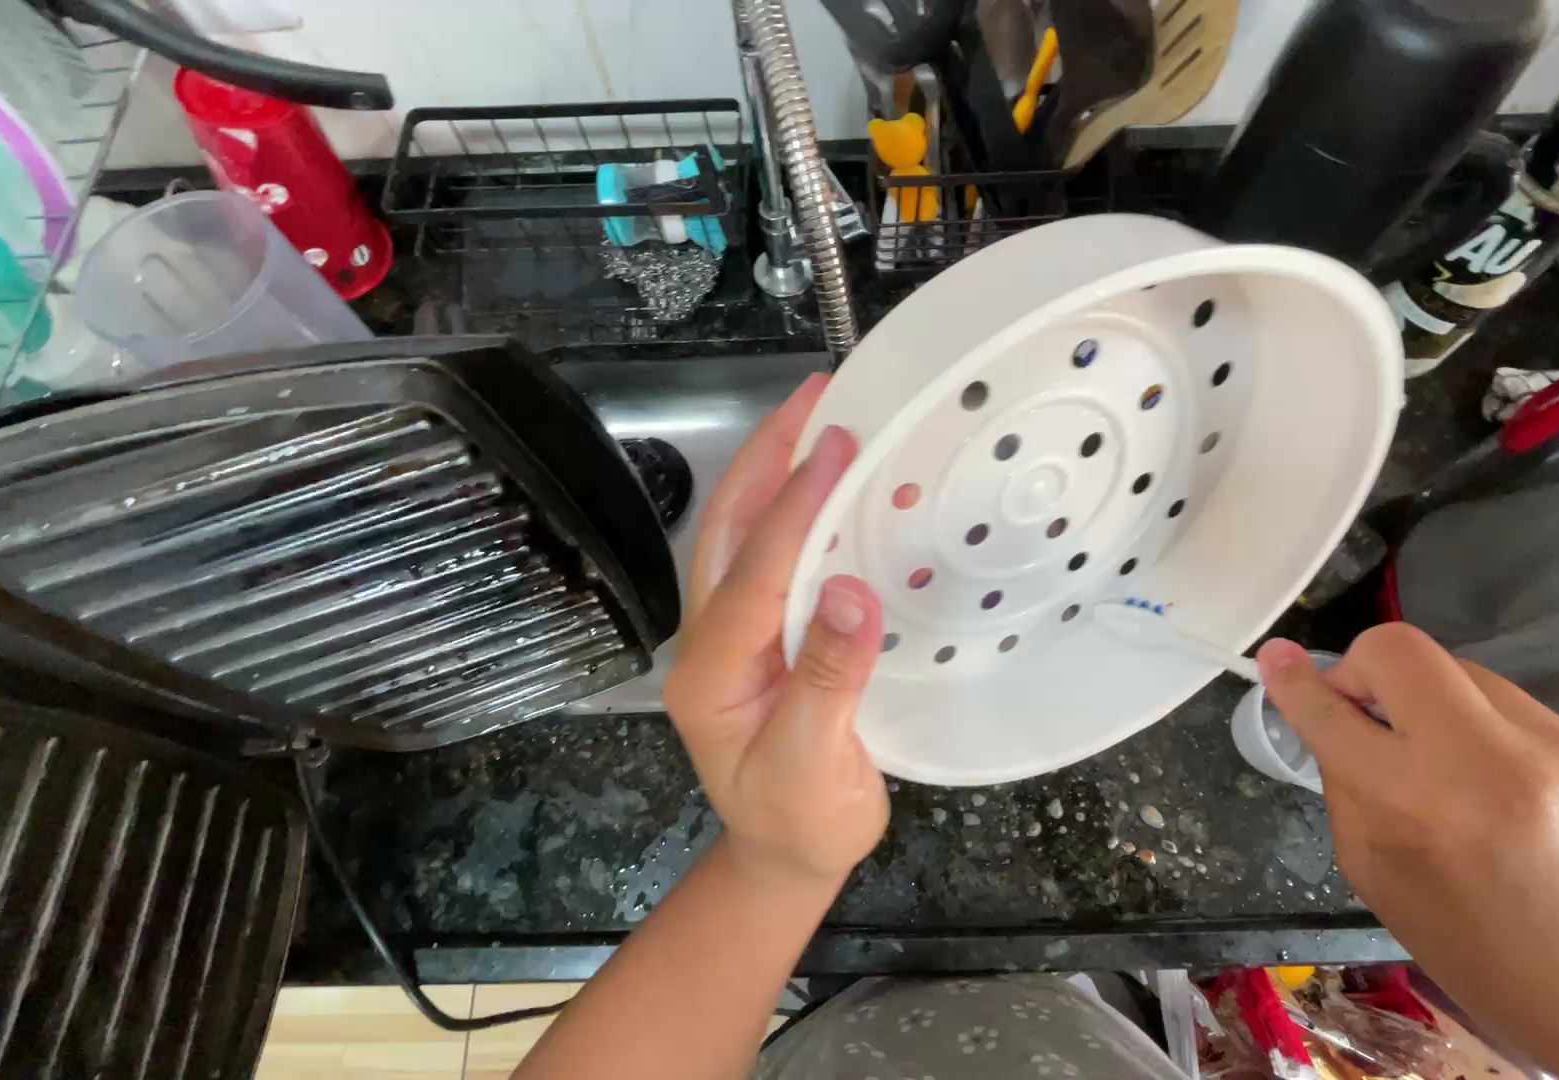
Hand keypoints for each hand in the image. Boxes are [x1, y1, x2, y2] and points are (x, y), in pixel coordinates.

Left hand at [664, 374, 888, 891]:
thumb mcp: (816, 768)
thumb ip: (828, 681)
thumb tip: (848, 592)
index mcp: (714, 671)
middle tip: (816, 396)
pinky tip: (829, 479)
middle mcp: (710, 637)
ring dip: (776, 468)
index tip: (836, 447)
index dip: (794, 510)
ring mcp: (731, 630)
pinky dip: (796, 506)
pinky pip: (771, 554)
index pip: (753, 574)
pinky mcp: (759, 630)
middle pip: (729, 530)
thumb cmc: (801, 822)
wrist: (784, 853)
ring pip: (743, 532)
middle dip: (767, 456)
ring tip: (819, 415)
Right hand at [1258, 625, 1558, 1079]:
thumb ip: (1352, 791)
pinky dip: (1514, 750)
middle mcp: (1502, 760)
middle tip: (1376, 718)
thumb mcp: (1385, 884)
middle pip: (1402, 651)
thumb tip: (1334, 721)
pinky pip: (1541, 723)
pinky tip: (1543, 811)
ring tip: (1471, 781)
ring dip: (1446, 715)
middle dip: (1368, 672)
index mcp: (1422, 805)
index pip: (1332, 709)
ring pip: (1474, 682)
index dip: (1293, 679)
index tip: (1278, 658)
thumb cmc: (1497, 967)